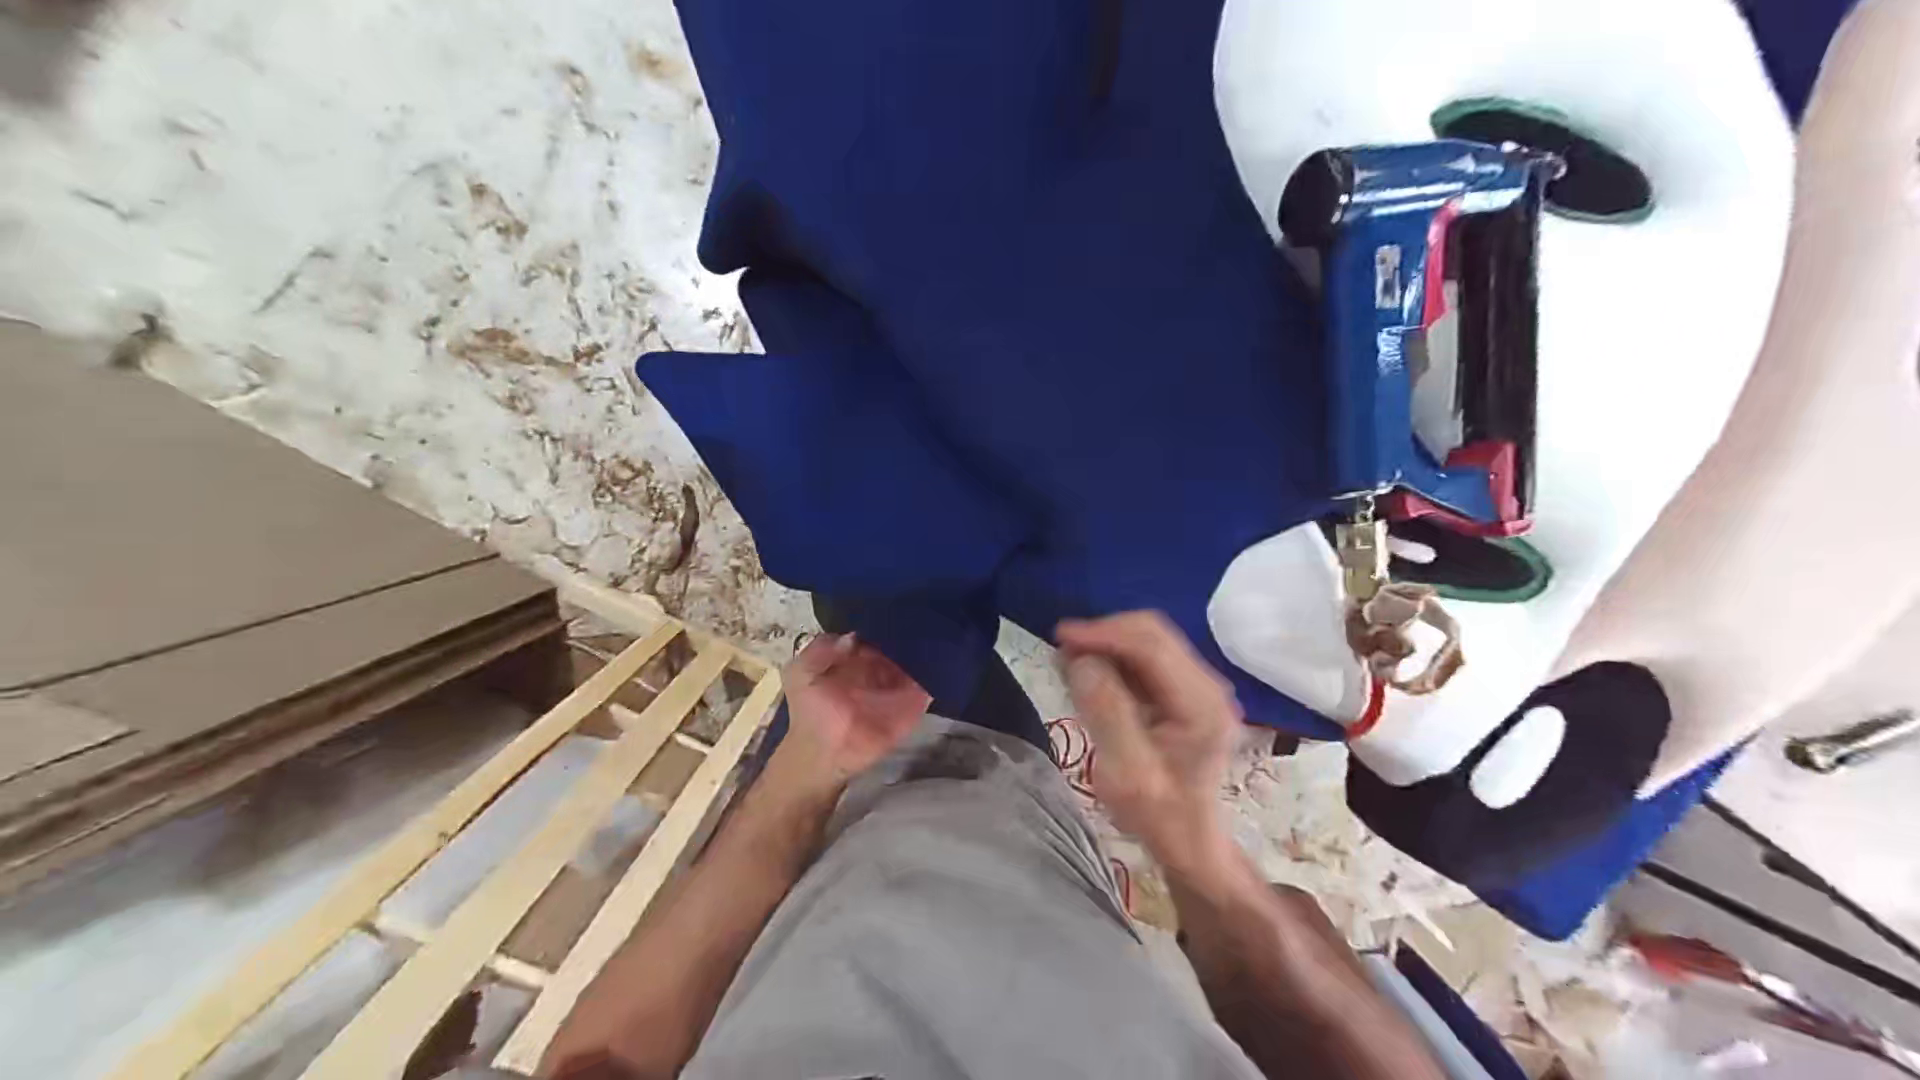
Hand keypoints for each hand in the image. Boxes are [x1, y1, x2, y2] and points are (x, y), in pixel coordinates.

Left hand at [775, 633, 930, 788]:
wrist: (823, 755)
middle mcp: (883, 665)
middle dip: (912, 630)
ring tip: (938, 635)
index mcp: (858, 654)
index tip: (898, 609)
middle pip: (903, 641)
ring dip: (929, 649)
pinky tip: (942, 661)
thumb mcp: (801, 673)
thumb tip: (854, 637)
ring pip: (921, 658)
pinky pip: (932, 685)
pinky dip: (938, 675)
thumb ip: (821, 649)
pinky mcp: (915, 705)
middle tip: (923, 619)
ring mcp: (901, 684)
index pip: (878, 630)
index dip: (885, 620)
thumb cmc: (810, 711)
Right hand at [1056, 612, 1243, 879]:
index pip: (1151, 646)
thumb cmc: (1159, 815)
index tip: (1061, 636)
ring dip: (1108, 644)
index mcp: (1201, 705)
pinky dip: (1115, 656)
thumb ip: (1106, 713)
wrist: (1188, 839)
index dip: (1104, 633)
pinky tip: (1091, 672)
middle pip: (1153, 633)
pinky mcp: (1186, 689)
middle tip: (1062, 650)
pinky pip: (1146, 656)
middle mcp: (1208, 685)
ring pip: (1148, 640)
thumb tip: (1081, 661)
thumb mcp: (1126, 773)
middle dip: (1104, 634)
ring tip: (1071, 661)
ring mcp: (1199, 685)